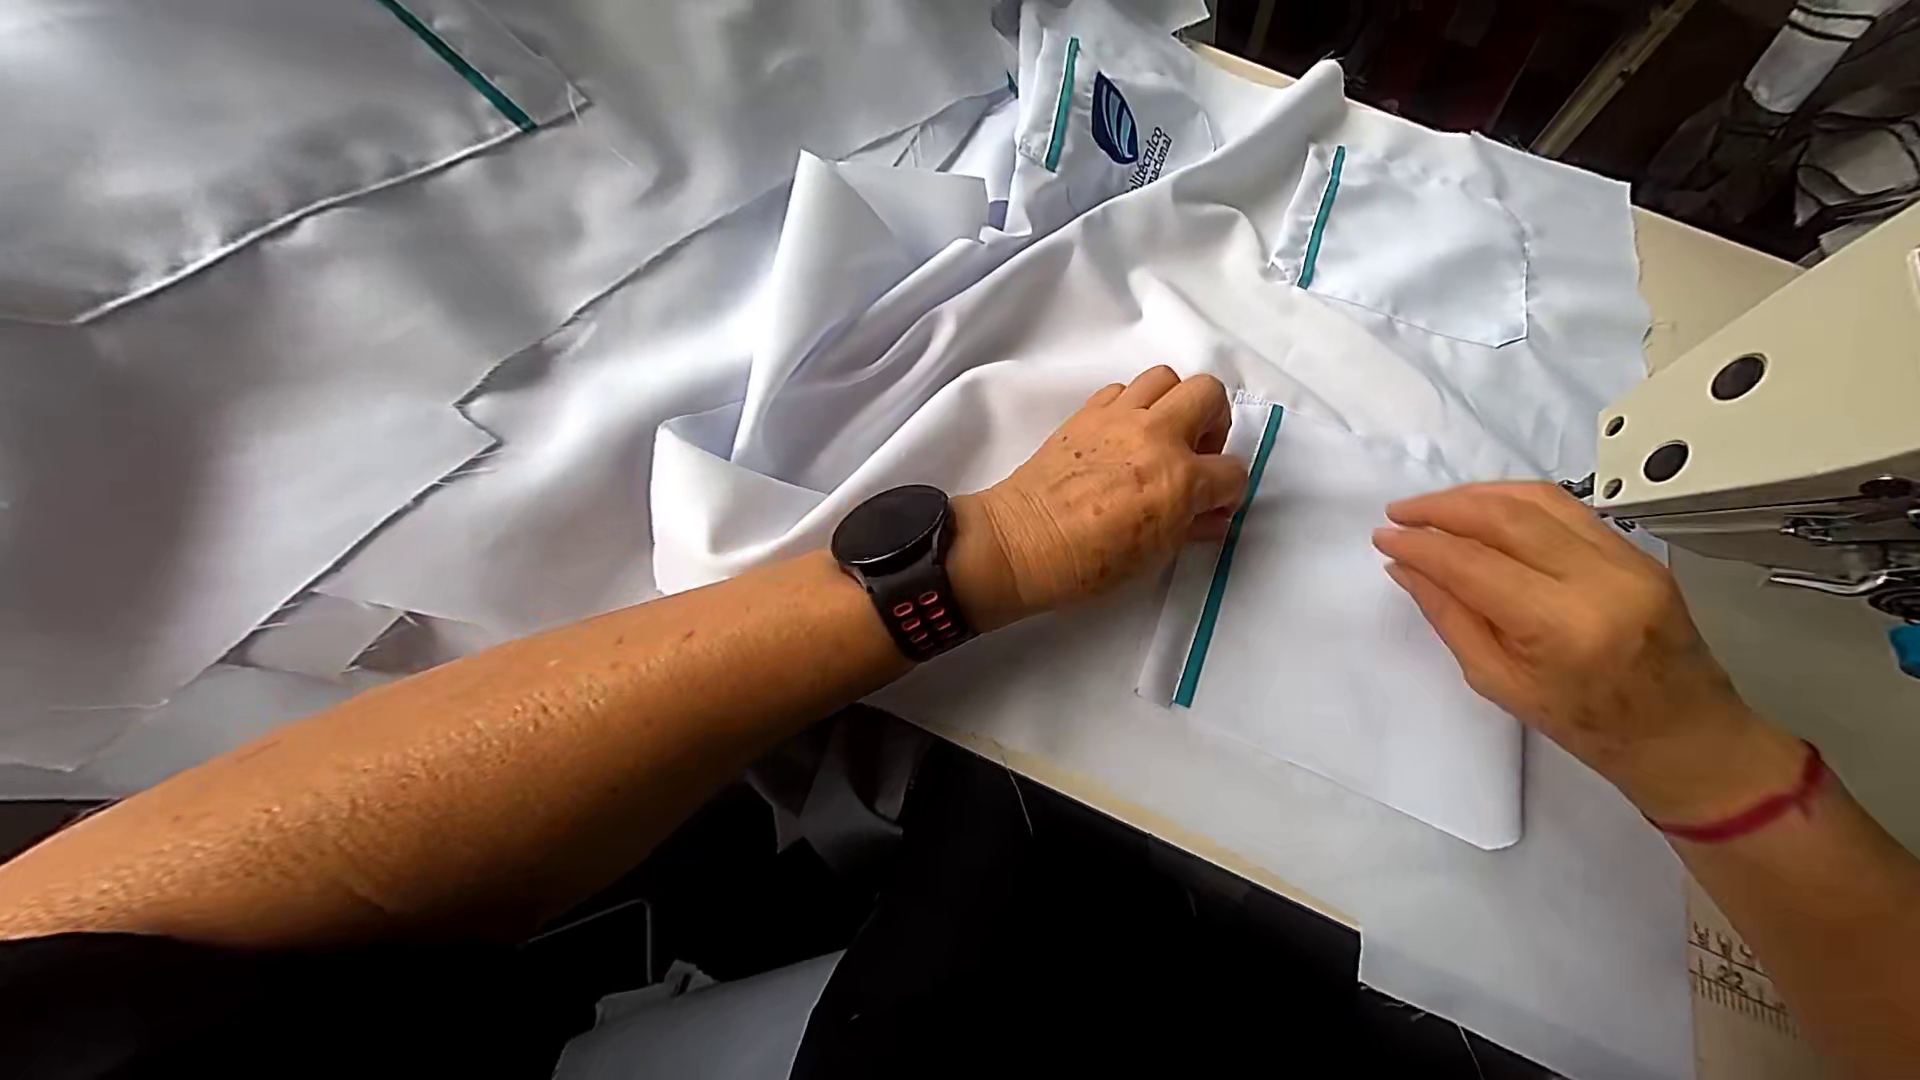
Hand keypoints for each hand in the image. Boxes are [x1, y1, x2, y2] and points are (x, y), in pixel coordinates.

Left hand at [949, 366, 1247, 631]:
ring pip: (1165, 378)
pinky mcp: (1085, 414)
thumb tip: (1209, 515)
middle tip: (1194, 454)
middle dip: (1213, 424)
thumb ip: (1190, 527)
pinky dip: (1130, 405)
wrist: (1021, 542)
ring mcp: (1117, 419)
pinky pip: (1121, 389)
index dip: (1228, 492)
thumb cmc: (1086, 561)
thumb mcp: (1153, 556)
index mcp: (1178, 479)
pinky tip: (1120, 438)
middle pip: (1209, 394)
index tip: (1212, 504)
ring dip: (1172, 404)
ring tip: (1159, 437)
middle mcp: (1154, 437)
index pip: (1232, 471)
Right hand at [1372, 481, 1806, 823]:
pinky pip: (1564, 507)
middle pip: (1505, 518)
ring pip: (1537, 500)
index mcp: (1559, 626)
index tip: (1382, 537)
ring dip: (1473, 495)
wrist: (1684, 733)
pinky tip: (1478, 508)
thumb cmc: (1579, 720)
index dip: (1419, 545)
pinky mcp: (1637, 552)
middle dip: (1440, 509)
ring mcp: (1628, 561)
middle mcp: (1600, 582)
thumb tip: (1405, 566)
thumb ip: (1447, 613)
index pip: (1471, 564)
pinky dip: (1510, 499)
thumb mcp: (1492, 676)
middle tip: (1398, 513)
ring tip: (1431, 506)